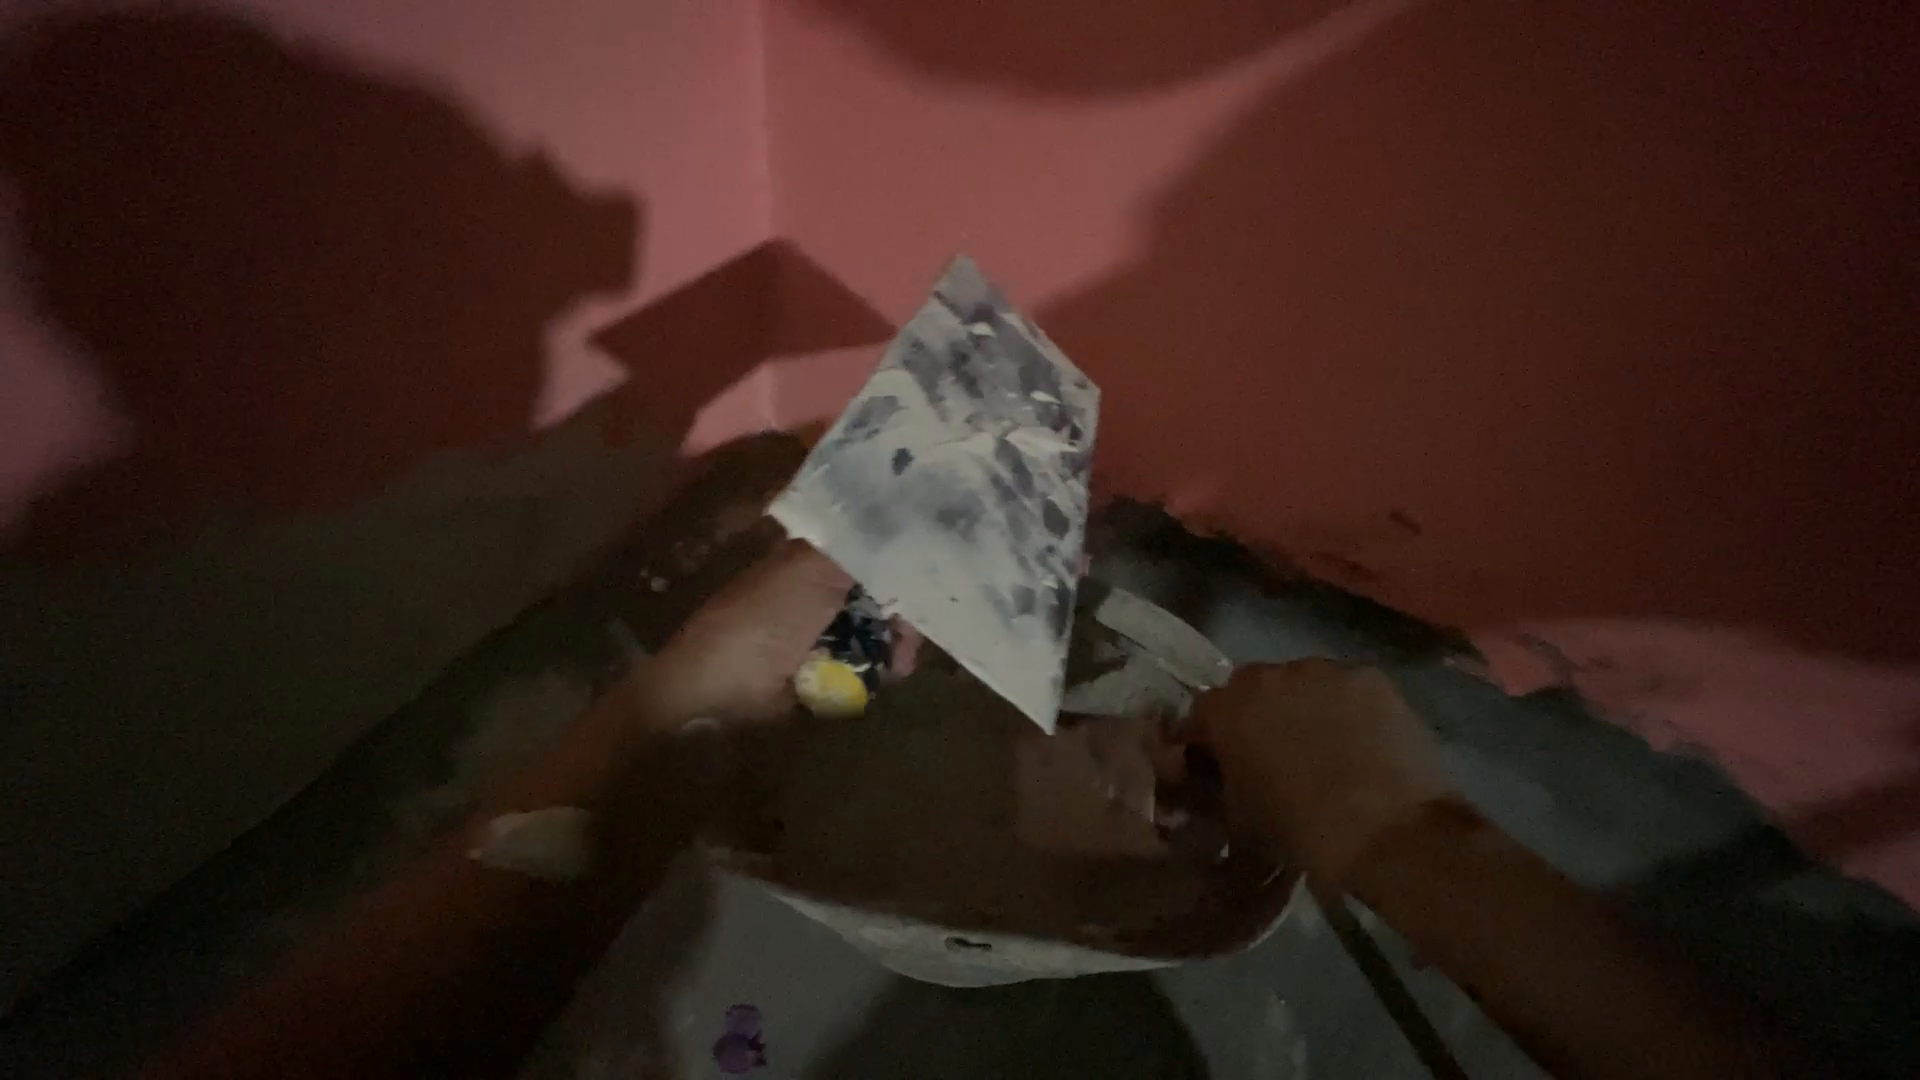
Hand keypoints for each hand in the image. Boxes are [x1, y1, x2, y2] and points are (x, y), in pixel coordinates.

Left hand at [638, 539, 912, 726]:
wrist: (716, 689)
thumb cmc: (764, 620)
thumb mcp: (813, 571)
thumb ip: (863, 551)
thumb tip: (911, 525)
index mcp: (820, 556)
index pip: (879, 548)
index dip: (907, 561)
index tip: (935, 577)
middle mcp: (828, 588)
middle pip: (887, 591)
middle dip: (907, 611)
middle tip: (914, 634)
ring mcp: (828, 629)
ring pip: (883, 628)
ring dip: (898, 644)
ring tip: (901, 662)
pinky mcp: (828, 667)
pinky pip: (870, 661)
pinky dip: (883, 667)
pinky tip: (890, 673)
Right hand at [1173, 659, 1456, 888]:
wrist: (1389, 833)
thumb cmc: (1301, 829)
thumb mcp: (1236, 816)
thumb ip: (1215, 782)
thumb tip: (1211, 774)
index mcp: (1225, 710)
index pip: (1199, 714)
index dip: (1205, 739)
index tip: (1215, 761)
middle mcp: (1266, 676)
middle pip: (1248, 688)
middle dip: (1253, 713)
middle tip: (1272, 750)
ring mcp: (1320, 670)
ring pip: (1298, 682)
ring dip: (1299, 705)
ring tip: (1321, 744)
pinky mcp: (1368, 676)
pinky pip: (1343, 688)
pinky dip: (1344, 707)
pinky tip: (1359, 739)